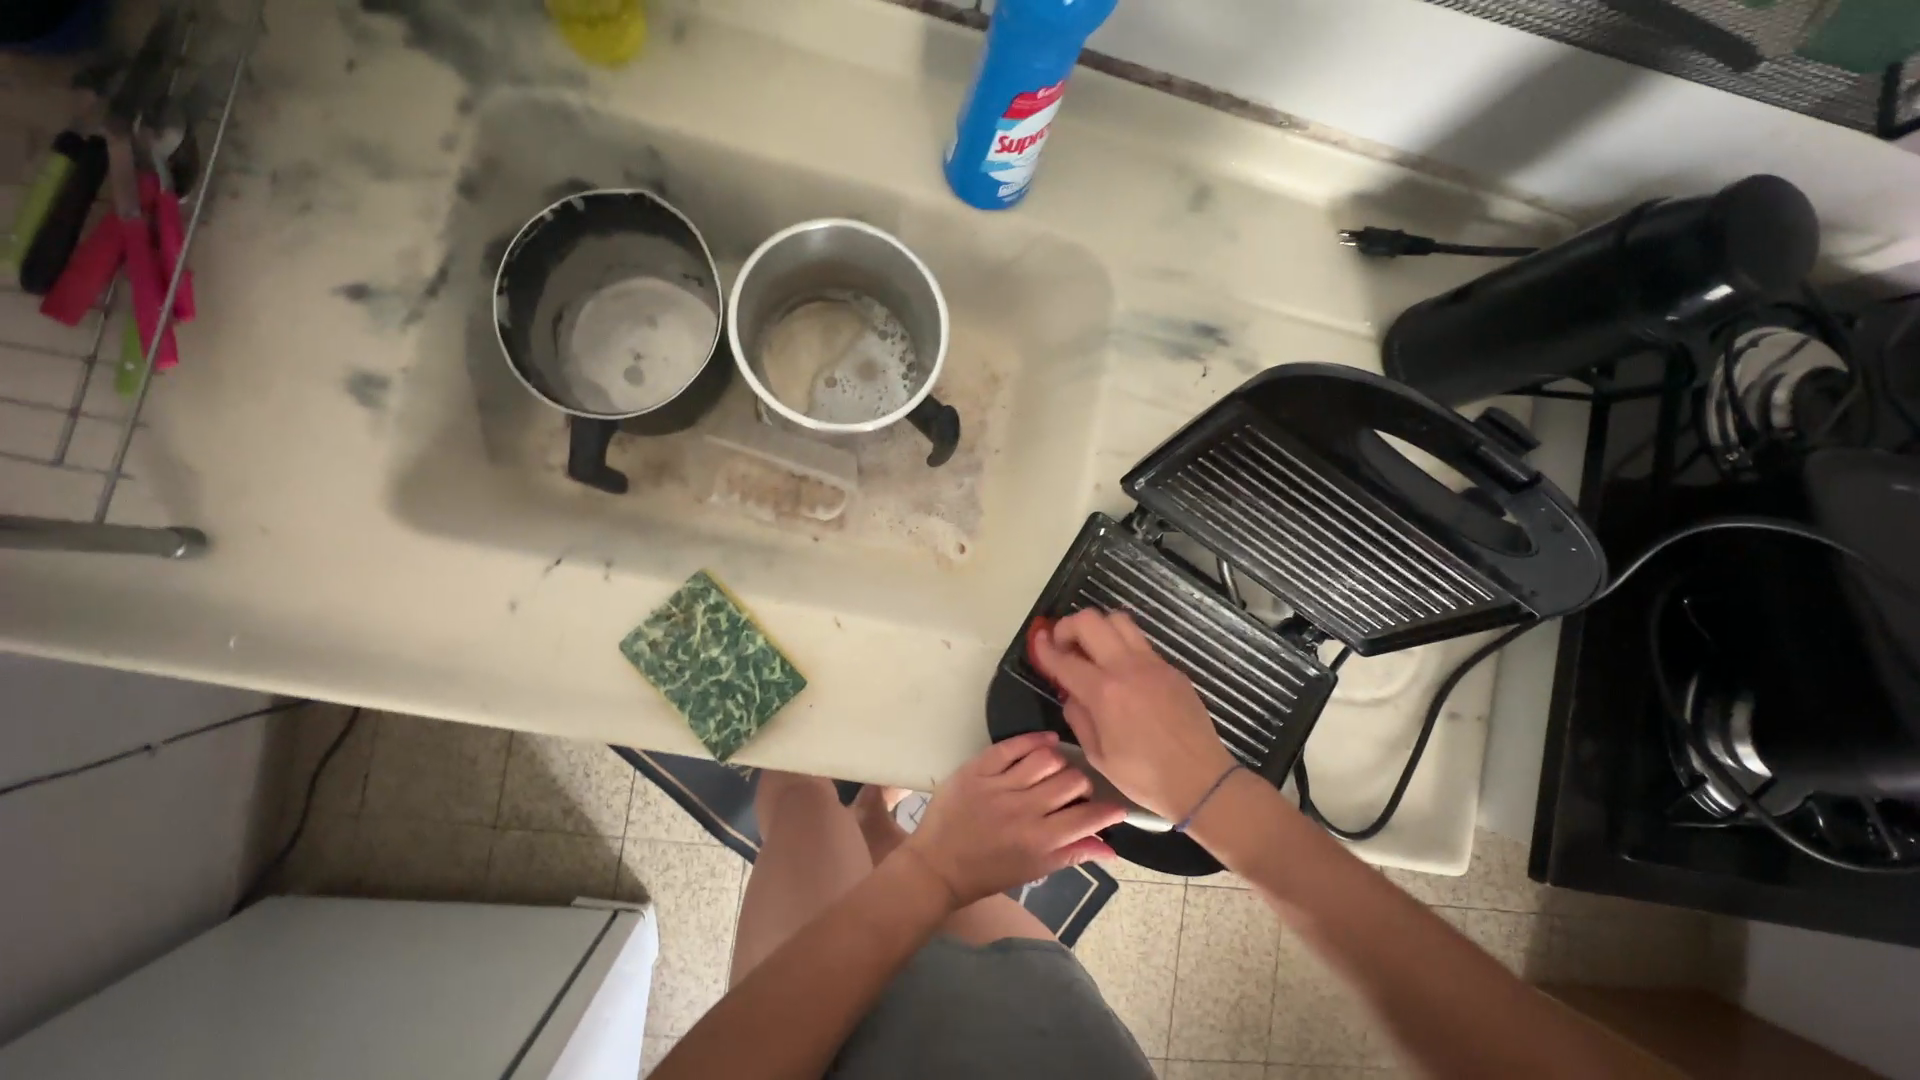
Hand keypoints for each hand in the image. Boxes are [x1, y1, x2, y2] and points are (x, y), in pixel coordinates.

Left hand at [900, 732, 1125, 906]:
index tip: (1116, 806)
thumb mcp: (1034, 870)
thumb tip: (1112, 849)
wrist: (936, 866)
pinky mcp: (976, 769)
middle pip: (1071, 781)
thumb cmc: (987, 874)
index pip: (1088, 817)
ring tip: (1058, 769)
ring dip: (1060, 761)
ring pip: (1046, 758)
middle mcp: (1023, 811)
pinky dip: (1035, 739)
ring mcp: (998, 787)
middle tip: (1078, 789)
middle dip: (1083, 783)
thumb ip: (1073, 854)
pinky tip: (1046, 742)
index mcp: (1039, 841)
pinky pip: (1012, 745)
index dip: (1109, 809)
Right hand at [1028, 609, 1238, 821]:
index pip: (1064, 659)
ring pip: (1119, 620)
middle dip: (1068, 627)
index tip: (1036, 642)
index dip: (1044, 648)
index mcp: (1104, 693)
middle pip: (1090, 621)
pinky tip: (1121, 672)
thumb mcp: (1098, 756)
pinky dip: (1122, 646)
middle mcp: (1127, 668)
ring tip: (1092, 651)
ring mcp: (1153, 664)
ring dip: (1098, 628)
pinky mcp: (1171, 669)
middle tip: (1064, 646)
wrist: (1201, 780)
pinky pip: (1140, 643)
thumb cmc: (1144, 777)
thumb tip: (1072, 695)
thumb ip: (1078, 718)